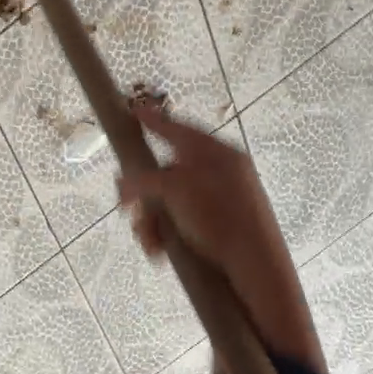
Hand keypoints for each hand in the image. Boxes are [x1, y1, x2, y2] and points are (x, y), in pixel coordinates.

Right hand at [117, 105, 288, 270]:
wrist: (252, 262)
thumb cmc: (220, 218)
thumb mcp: (177, 192)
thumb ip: (145, 181)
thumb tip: (121, 180)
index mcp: (215, 153)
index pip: (178, 129)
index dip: (153, 121)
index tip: (133, 111)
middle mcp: (216, 172)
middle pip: (164, 174)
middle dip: (143, 198)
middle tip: (126, 209)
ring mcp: (215, 199)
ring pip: (166, 203)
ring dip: (150, 223)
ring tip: (151, 244)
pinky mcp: (213, 224)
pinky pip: (177, 222)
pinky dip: (164, 234)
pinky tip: (161, 251)